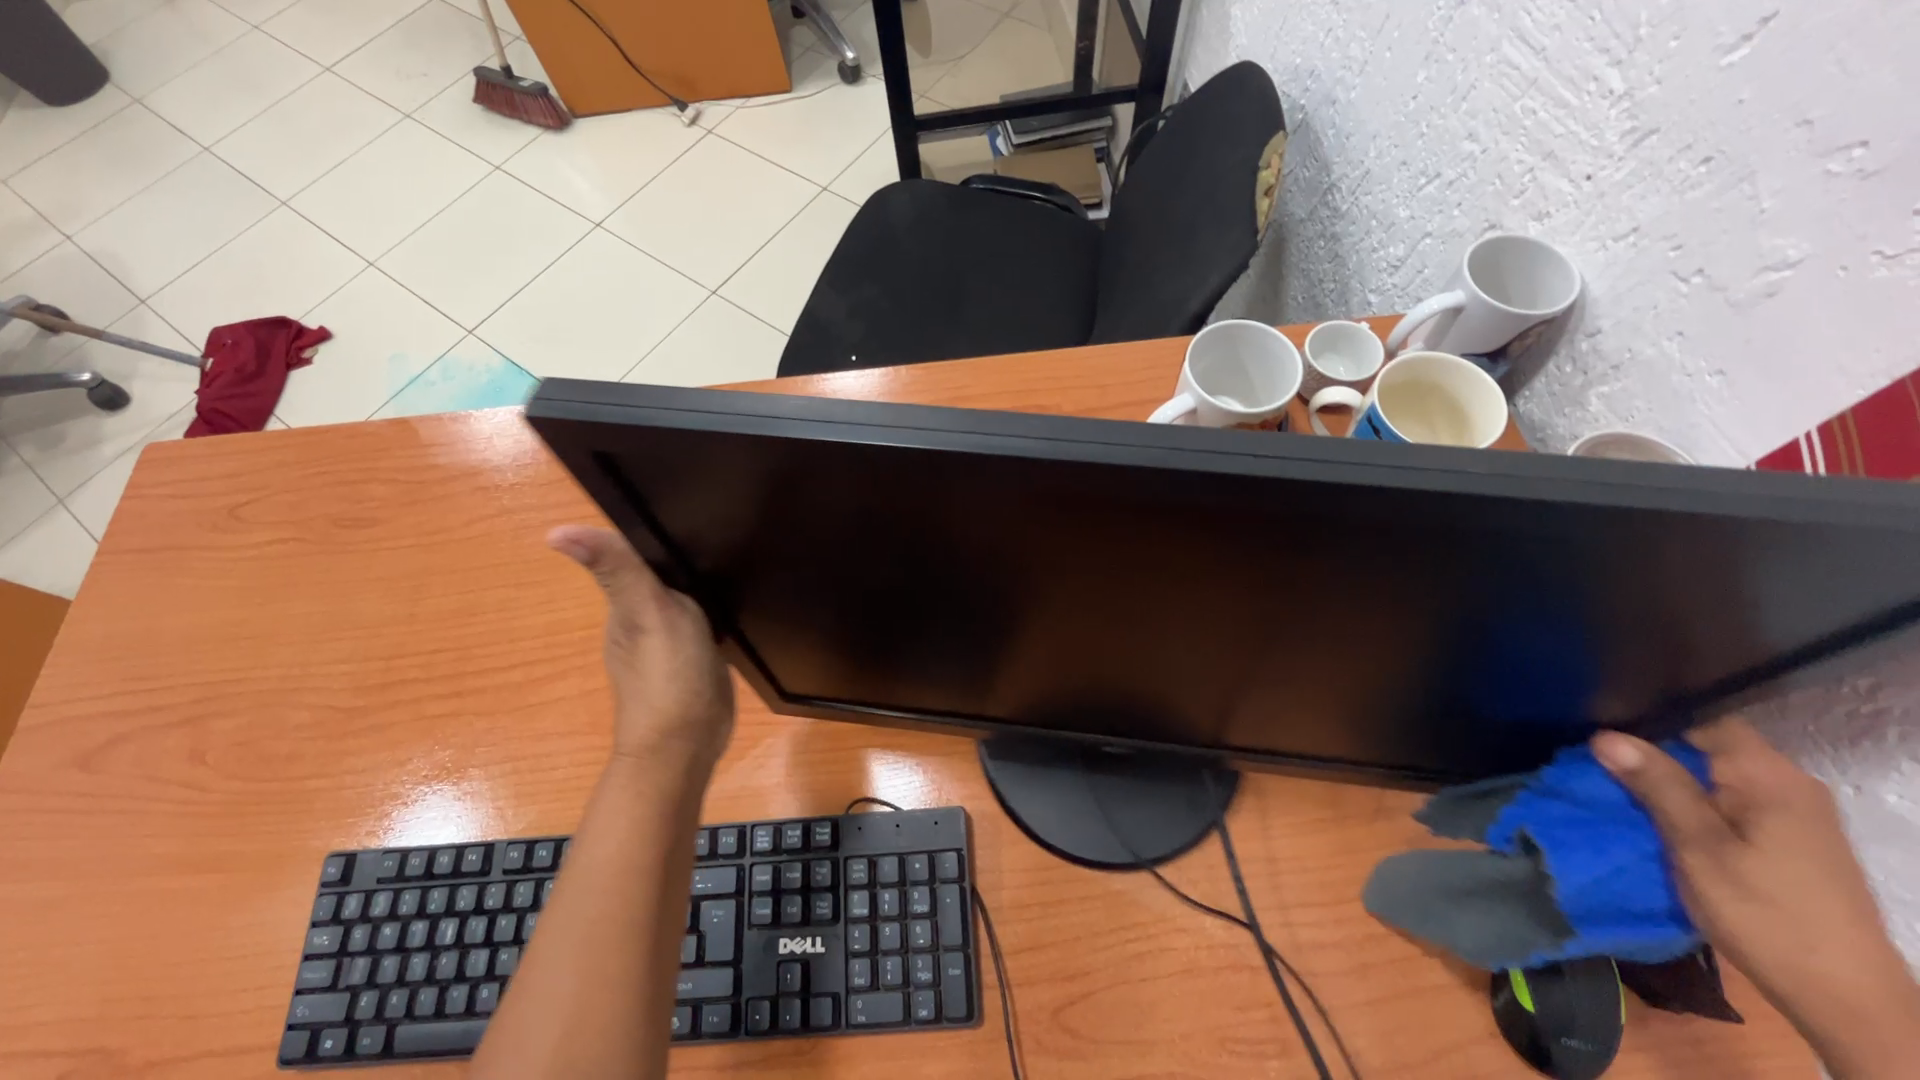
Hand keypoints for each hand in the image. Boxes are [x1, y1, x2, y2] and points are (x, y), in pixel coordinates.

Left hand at [549, 525, 733, 770]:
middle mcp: (641, 620)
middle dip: (678, 552)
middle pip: (658, 575)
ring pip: (681, 599)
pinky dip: (714, 611)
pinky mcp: (696, 661)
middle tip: (719, 520)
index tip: (684, 497)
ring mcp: (669, 643)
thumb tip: (555, 532)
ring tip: (732, 554)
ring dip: (697, 582)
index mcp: (626, 604)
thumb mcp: (645, 612)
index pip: (633, 553)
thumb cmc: (665, 675)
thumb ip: (617, 569)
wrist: (686, 745)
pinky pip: (702, 624)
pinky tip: (733, 604)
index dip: (652, 527)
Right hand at [1593, 718, 1919, 1078]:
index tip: (1604, 734)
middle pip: (1713, 745)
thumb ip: (1657, 786)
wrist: (1842, 992)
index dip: (1652, 721)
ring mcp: (1799, 812)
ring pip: (1723, 775)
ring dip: (1677, 781)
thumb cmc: (1763, 913)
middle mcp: (1791, 782)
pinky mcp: (1796, 838)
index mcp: (1768, 775)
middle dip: (1658, 753)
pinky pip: (1737, 800)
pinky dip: (1701, 804)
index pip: (1704, 719)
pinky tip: (1671, 821)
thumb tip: (1606, 736)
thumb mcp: (1697, 847)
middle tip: (1602, 765)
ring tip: (1625, 791)